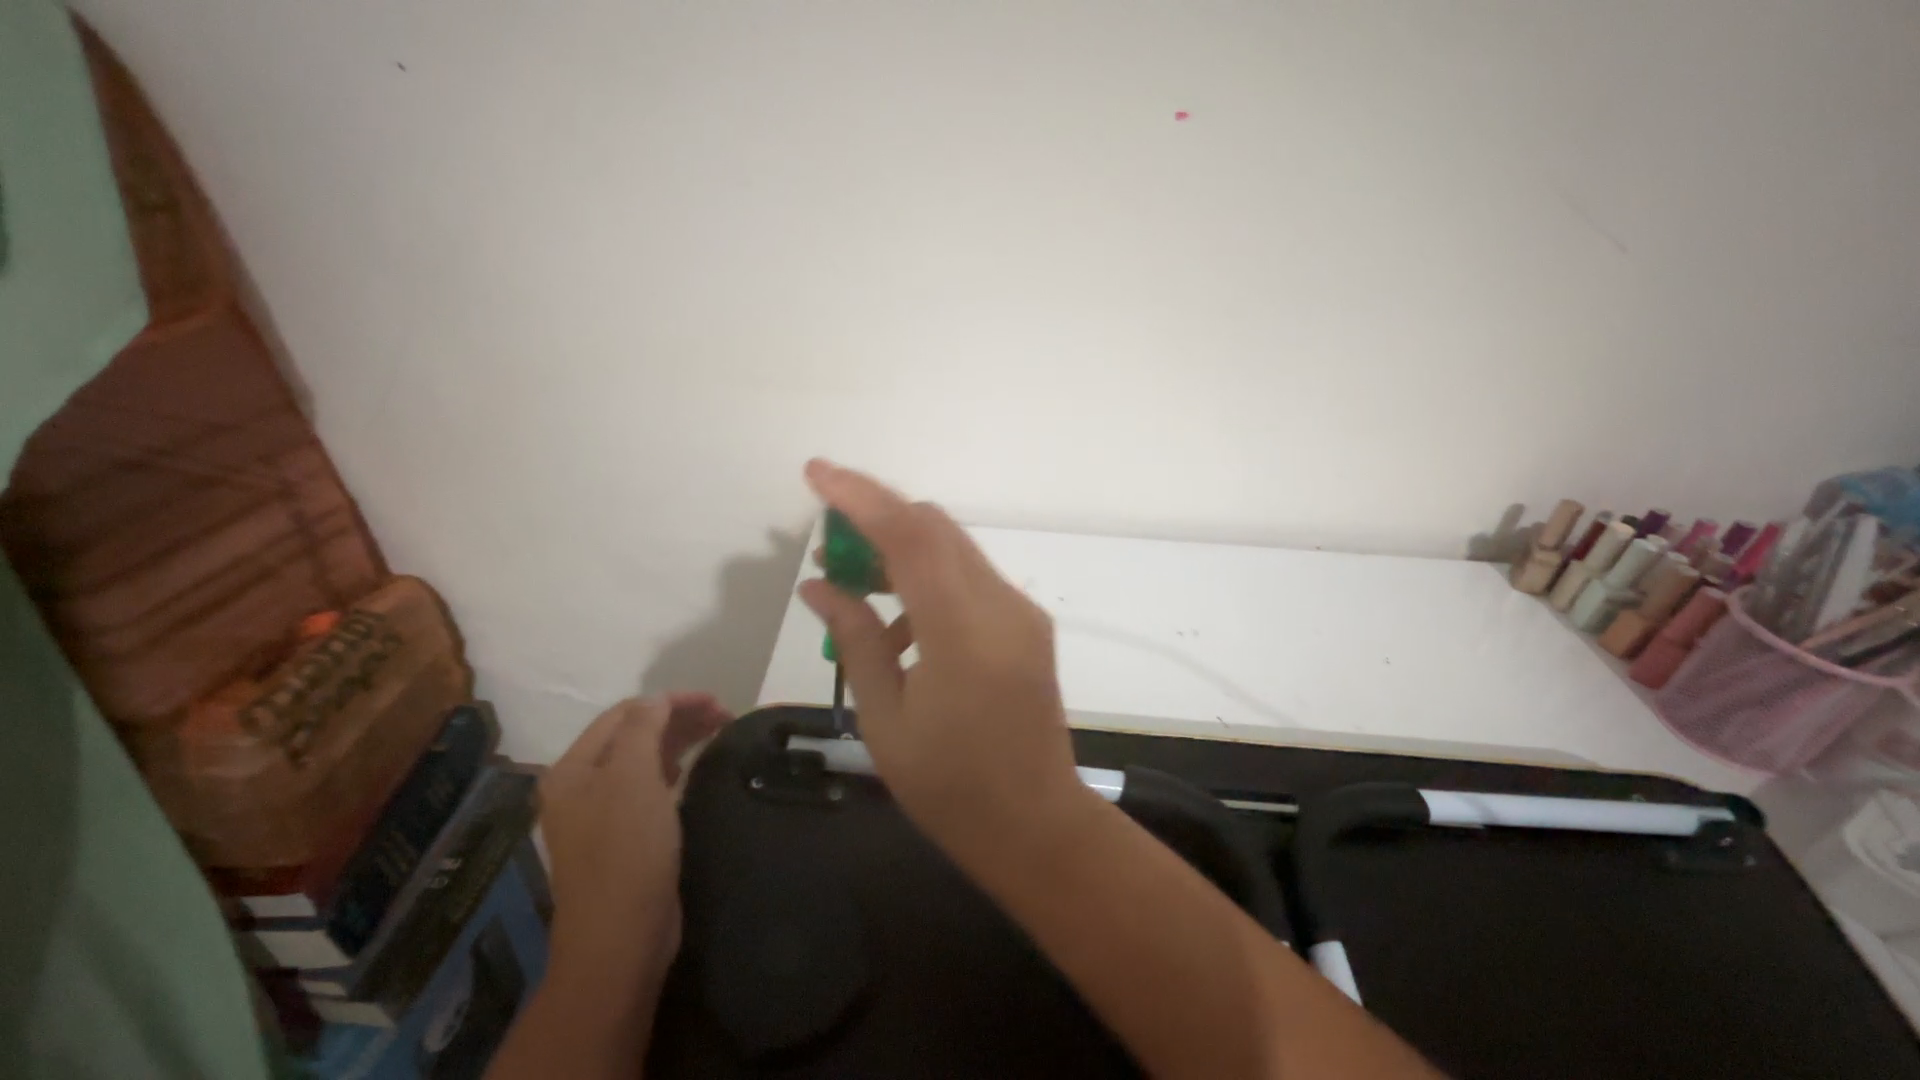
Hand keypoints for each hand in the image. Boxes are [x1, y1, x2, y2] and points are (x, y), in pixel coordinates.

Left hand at [538, 694, 730, 981]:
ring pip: (642, 763)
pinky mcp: (623, 841)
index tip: (716, 701)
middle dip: (677, 719)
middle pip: (632, 736)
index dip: (670, 701)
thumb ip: (644, 729)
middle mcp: (580, 788)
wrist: (620, 938)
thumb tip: (657, 699)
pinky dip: (672, 771)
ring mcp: (600, 816)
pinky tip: (691, 769)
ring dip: (678, 742)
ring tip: (717, 733)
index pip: (624, 715)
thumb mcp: (633, 779)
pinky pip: (648, 790)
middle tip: (726, 715)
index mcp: (572, 770)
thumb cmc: (625, 851)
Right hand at [797, 459, 1086, 845]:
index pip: (910, 537)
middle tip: (825, 538)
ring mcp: (1021, 613)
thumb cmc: (950, 788)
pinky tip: (897, 624)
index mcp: (963, 633)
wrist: (1036, 825)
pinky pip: (970, 579)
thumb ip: (856, 640)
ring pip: (954, 548)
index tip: (815, 474)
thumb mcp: (885, 720)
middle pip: (936, 528)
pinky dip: (928, 578)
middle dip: (877, 516)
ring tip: (850, 582)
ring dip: (901, 547)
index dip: (860, 498)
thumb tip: (820, 586)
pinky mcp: (1027, 625)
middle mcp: (1002, 606)